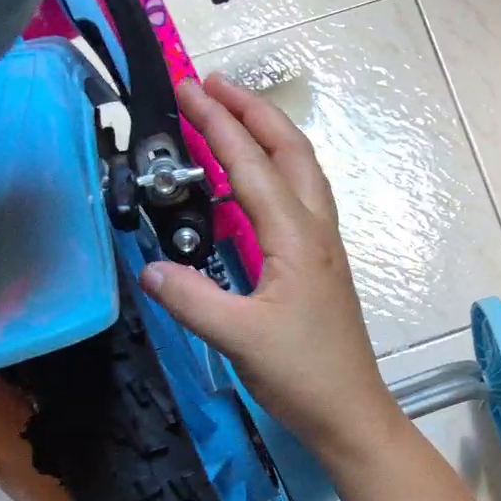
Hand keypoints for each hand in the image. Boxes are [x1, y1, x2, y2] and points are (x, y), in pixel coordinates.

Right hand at [141, 75, 403, 468]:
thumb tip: (149, 268)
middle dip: (255, 111)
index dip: (219, 124)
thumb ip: (191, 299)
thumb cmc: (302, 375)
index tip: (186, 89)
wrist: (351, 413)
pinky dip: (277, 172)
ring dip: (271, 136)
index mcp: (297, 238)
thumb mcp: (238, 338)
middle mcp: (316, 232)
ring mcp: (324, 249)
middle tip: (212, 86)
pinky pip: (302, 201)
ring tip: (234, 118)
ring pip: (304, 173)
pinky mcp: (322, 268)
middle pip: (293, 151)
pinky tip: (256, 185)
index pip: (253, 165)